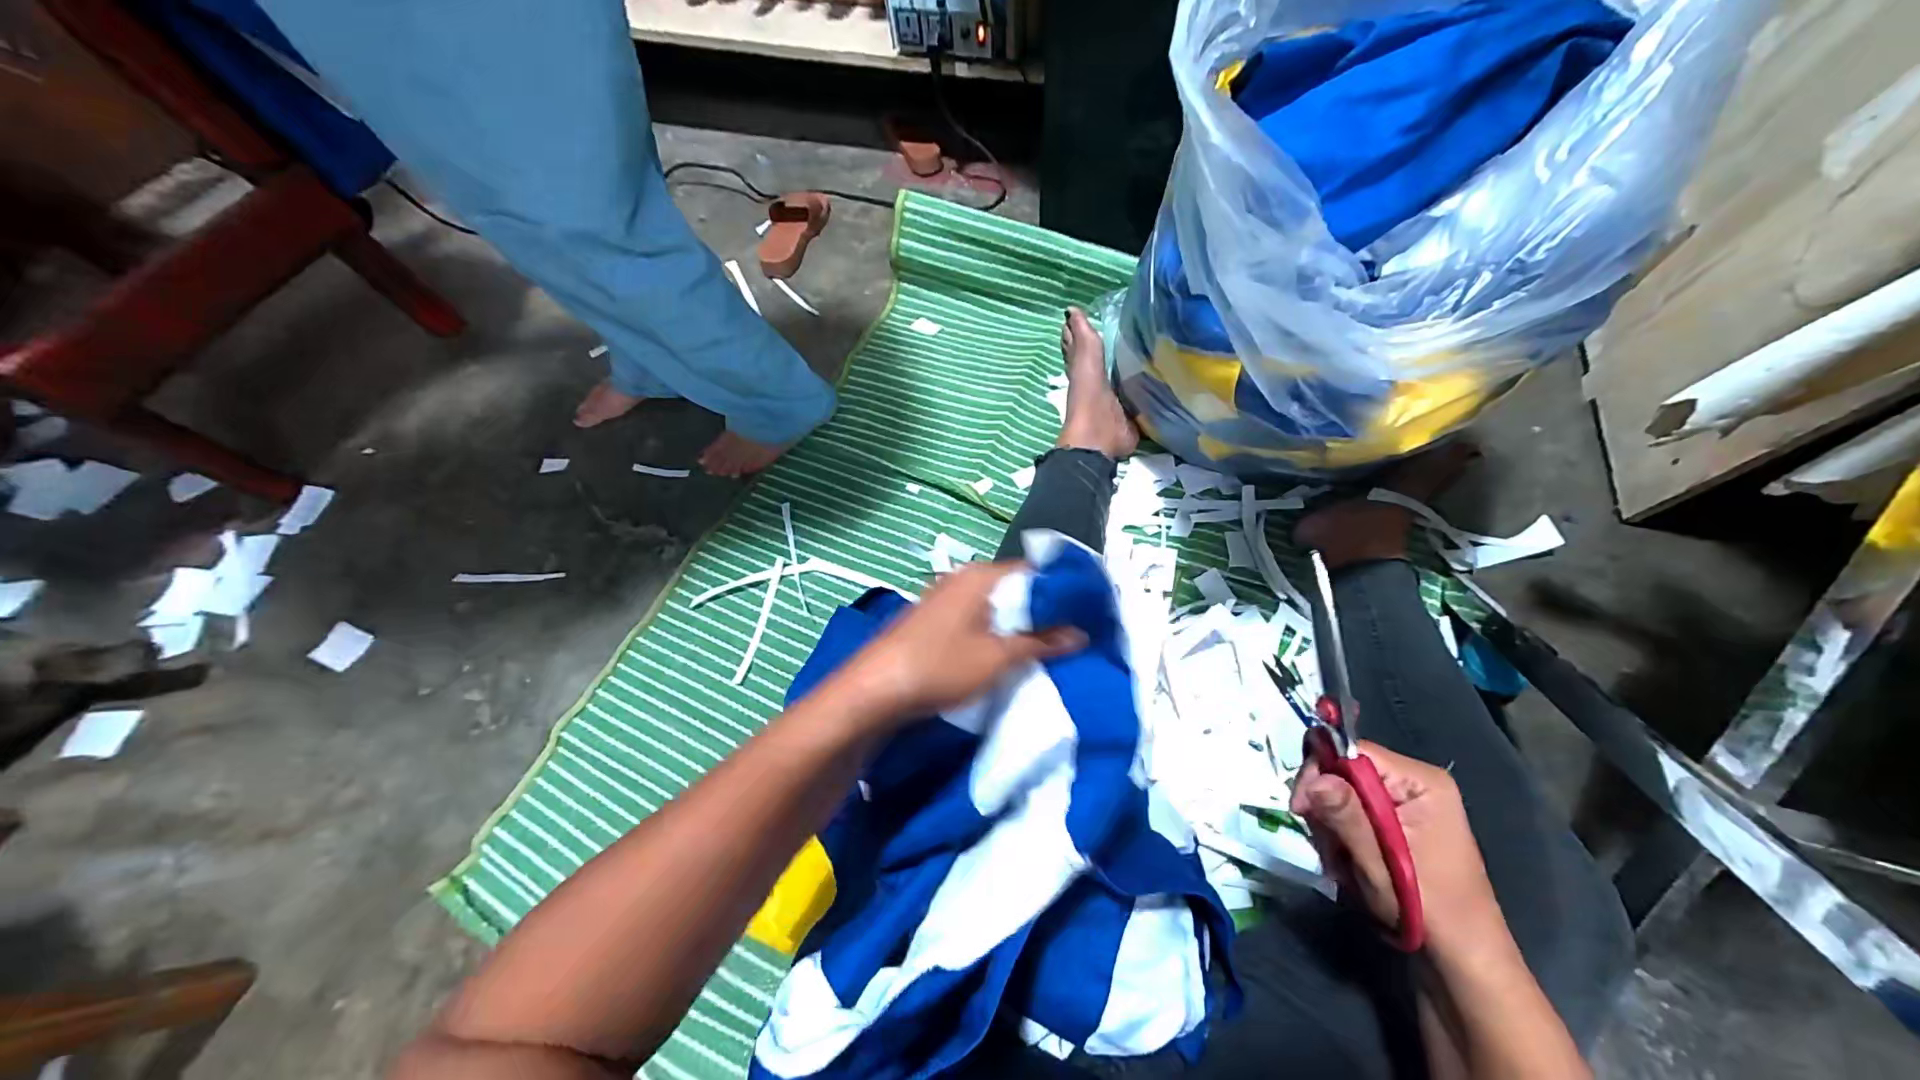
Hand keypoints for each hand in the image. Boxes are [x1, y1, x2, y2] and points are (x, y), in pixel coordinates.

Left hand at [829, 561, 1085, 728]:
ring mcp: (944, 597)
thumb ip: (1042, 642)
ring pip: (995, 606)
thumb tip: (1080, 632)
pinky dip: (994, 632)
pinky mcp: (933, 619)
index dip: (1062, 592)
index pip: (1035, 571)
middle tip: (1072, 636)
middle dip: (1042, 611)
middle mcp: (962, 578)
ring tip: (1046, 648)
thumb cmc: (940, 667)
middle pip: (1015, 588)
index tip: (1086, 615)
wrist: (875, 690)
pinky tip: (1006, 654)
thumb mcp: (998, 658)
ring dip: (1017, 624)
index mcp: (981, 575)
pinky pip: (976, 619)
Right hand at [1290, 740, 1504, 954]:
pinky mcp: (1397, 823)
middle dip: (1326, 808)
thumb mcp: (1380, 863)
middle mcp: (1414, 784)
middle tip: (1329, 848)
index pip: (1352, 751)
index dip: (1320, 773)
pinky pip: (1352, 814)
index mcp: (1421, 782)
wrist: (1462, 961)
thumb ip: (1347, 816)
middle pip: (1344, 772)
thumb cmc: (1427, 910)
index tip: (1301, 809)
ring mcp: (1406, 804)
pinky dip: (1341, 838)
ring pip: (1342, 795)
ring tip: (1344, 866)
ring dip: (1332, 830)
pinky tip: (1350, 866)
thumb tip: (1315, 778)